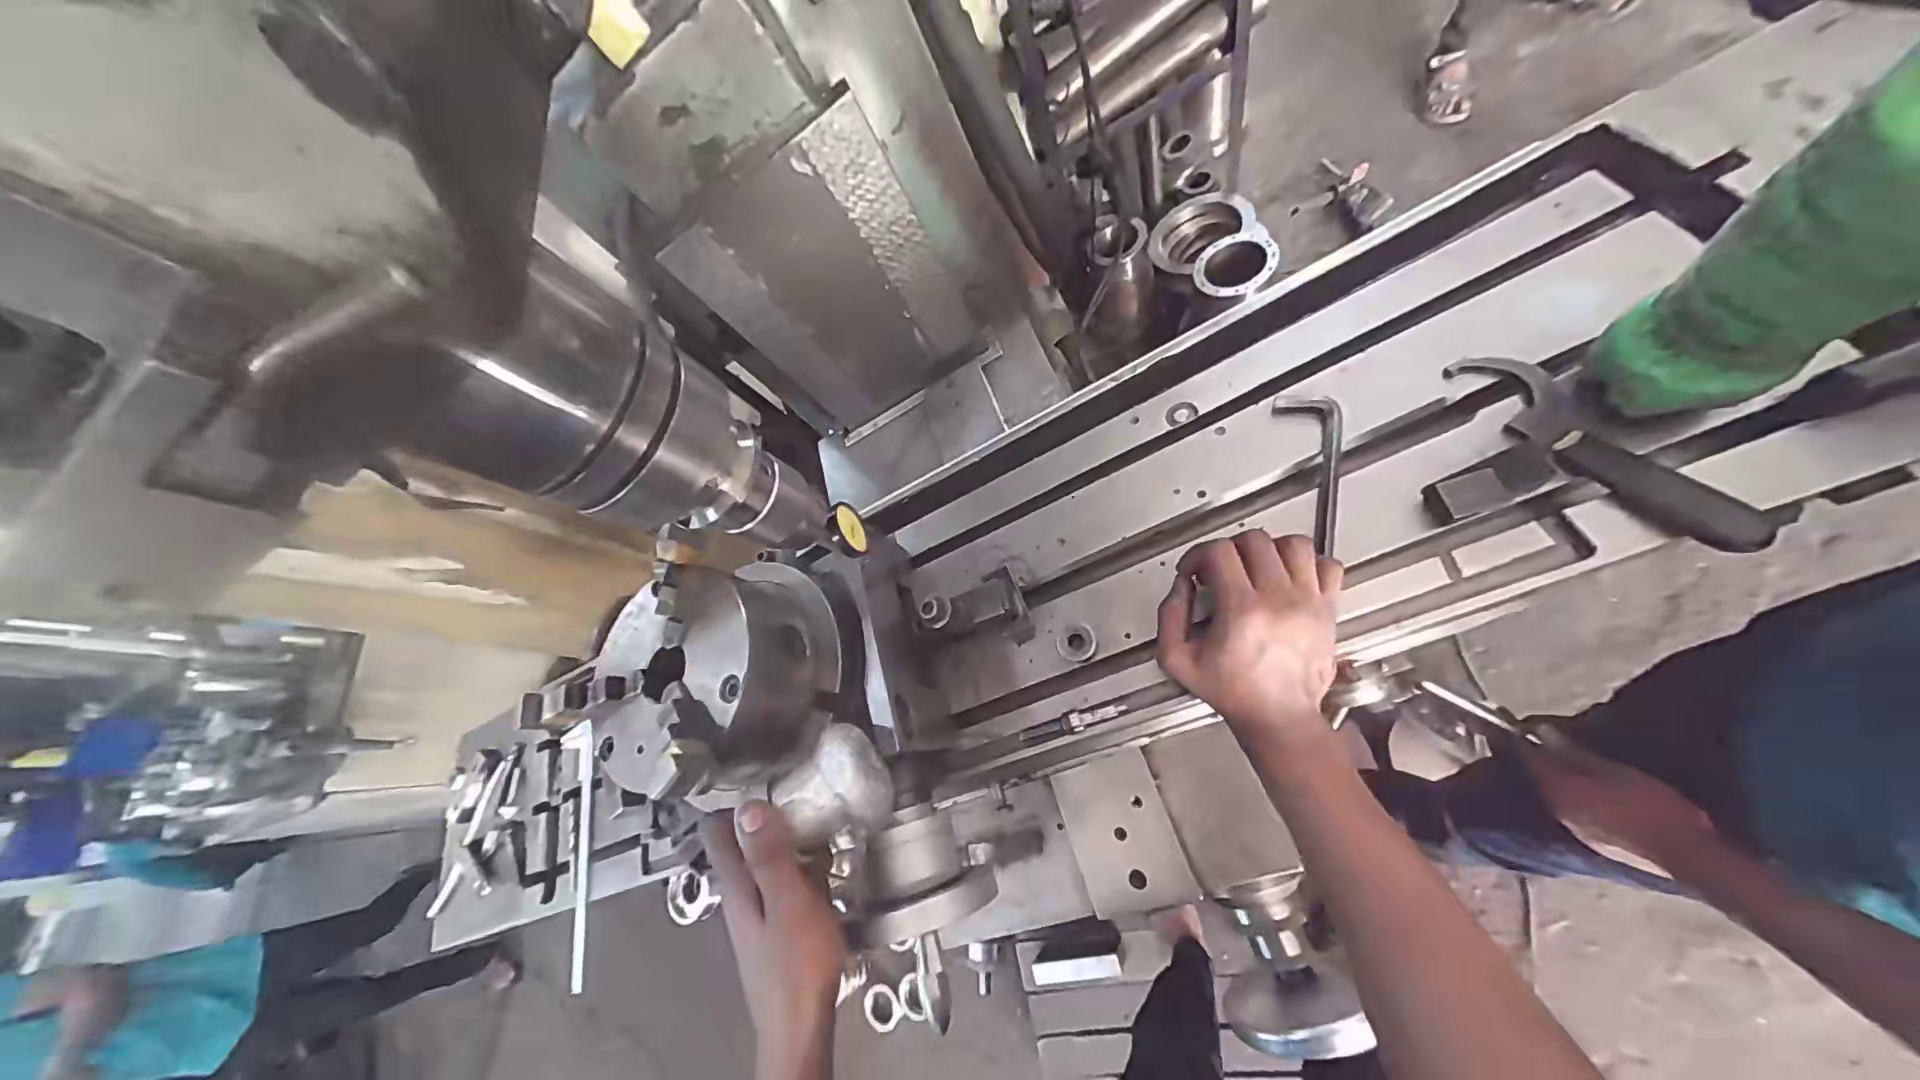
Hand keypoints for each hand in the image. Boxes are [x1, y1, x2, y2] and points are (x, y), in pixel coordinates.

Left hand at [703, 801, 845, 1079]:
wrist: (801, 1024)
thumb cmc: (797, 964)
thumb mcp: (788, 901)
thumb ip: (770, 855)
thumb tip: (749, 807)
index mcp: (737, 883)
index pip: (716, 829)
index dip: (730, 798)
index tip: (757, 772)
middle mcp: (740, 892)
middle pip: (740, 840)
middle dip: (761, 812)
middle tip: (794, 787)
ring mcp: (757, 909)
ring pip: (763, 857)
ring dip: (783, 835)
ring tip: (814, 813)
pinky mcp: (777, 922)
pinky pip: (782, 877)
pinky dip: (798, 860)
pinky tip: (823, 860)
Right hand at [1156, 530, 1342, 743]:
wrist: (1278, 716)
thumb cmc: (1234, 691)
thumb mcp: (1177, 660)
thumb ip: (1169, 616)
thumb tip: (1181, 585)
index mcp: (1241, 611)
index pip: (1219, 552)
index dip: (1198, 554)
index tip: (1193, 570)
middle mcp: (1279, 600)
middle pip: (1255, 541)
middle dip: (1229, 549)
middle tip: (1220, 570)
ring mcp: (1308, 602)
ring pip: (1294, 544)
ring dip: (1269, 549)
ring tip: (1255, 567)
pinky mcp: (1327, 609)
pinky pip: (1329, 565)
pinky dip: (1310, 563)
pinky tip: (1290, 577)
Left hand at [1524, 741, 1717, 873]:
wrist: (1688, 857)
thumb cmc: (1651, 806)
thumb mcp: (1613, 772)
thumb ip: (1573, 752)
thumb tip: (1540, 730)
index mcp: (1557, 790)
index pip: (1527, 759)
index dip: (1520, 740)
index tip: (1517, 725)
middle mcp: (1556, 809)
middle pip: (1539, 777)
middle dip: (1538, 758)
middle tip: (1540, 740)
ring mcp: (1573, 828)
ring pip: (1554, 794)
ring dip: (1555, 778)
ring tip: (1565, 763)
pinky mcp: (1593, 842)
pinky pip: (1571, 810)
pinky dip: (1572, 795)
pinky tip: (1586, 791)